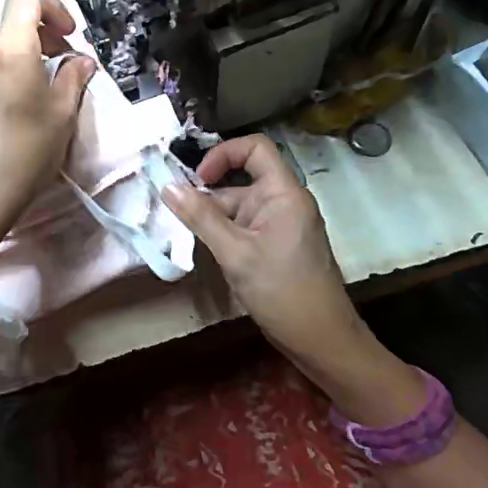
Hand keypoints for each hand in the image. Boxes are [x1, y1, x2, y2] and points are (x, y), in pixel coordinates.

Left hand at [0, 0, 96, 302]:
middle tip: (65, 69)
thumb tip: (82, 61)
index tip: (68, 35)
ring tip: (40, 96)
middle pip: (13, 26)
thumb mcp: (63, 115)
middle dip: (43, 38)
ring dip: (24, 61)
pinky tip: (13, 114)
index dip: (53, 6)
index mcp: (11, 50)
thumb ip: (74, 77)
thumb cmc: (27, 152)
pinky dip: (4, 78)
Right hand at [161, 135, 371, 366]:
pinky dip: (223, 233)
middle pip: (242, 179)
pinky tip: (207, 251)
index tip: (197, 181)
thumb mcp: (235, 253)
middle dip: (208, 193)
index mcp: (284, 193)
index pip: (255, 148)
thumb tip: (167, 186)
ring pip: (239, 206)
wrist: (320, 338)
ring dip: (212, 217)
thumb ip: (200, 218)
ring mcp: (281, 224)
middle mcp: (284, 202)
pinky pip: (245, 226)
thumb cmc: (281, 291)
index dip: (223, 154)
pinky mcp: (276, 245)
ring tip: (187, 236)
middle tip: (178, 213)